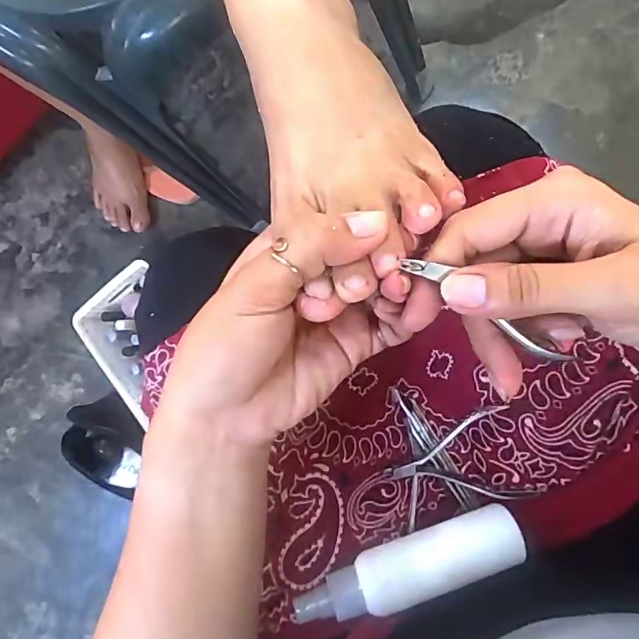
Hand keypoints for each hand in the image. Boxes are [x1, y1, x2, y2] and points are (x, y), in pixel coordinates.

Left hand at [153, 210, 414, 450]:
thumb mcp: (258, 285)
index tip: (382, 242)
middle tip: (387, 279)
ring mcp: (342, 309)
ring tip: (402, 296)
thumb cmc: (226, 343)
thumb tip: (376, 222)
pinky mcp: (357, 343)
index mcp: (291, 248)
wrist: (224, 416)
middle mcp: (321, 273)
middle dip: (385, 261)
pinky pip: (392, 324)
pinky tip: (414, 316)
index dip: (365, 230)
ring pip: (386, 286)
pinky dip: (408, 317)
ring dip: (403, 287)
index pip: (340, 224)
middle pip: (369, 253)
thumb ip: (313, 248)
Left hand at [246, 3, 463, 308]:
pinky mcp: (413, 139)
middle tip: (399, 280)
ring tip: (423, 233)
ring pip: (411, 210)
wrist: (306, 55)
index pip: (335, 261)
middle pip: (379, 243)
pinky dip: (445, 191)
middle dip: (389, 265)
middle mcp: (351, 192)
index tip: (362, 294)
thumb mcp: (284, 191)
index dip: (351, 283)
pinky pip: (437, 172)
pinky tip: (448, 203)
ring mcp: (386, 164)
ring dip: (420, 228)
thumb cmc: (291, 130)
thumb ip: (305, 235)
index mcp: (313, 210)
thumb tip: (333, 279)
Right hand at [399, 167, 638, 397]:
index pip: (472, 227)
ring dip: (504, 336)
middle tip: (497, 373)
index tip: (412, 318)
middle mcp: (538, 214)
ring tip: (526, 374)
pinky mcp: (545, 271)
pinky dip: (522, 333)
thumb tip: (451, 291)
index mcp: (552, 199)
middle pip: (476, 265)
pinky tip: (559, 344)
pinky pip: (511, 303)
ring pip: (488, 291)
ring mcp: (541, 243)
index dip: (437, 270)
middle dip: (482, 322)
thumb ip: (528, 289)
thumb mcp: (608, 291)